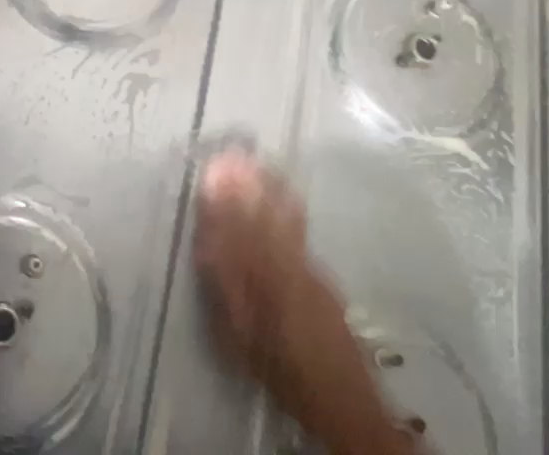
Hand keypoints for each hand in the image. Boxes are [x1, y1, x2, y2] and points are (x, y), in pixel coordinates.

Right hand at [194, 150, 412, 454]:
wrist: (342, 398)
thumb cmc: (280, 371)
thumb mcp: (238, 340)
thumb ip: (223, 290)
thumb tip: (206, 244)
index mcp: (264, 283)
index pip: (236, 232)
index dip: (222, 200)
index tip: (210, 170)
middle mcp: (288, 268)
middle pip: (260, 219)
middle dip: (244, 185)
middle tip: (231, 152)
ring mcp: (308, 269)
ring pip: (282, 220)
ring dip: (266, 187)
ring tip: (253, 158)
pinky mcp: (320, 277)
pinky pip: (297, 230)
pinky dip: (285, 203)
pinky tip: (282, 189)